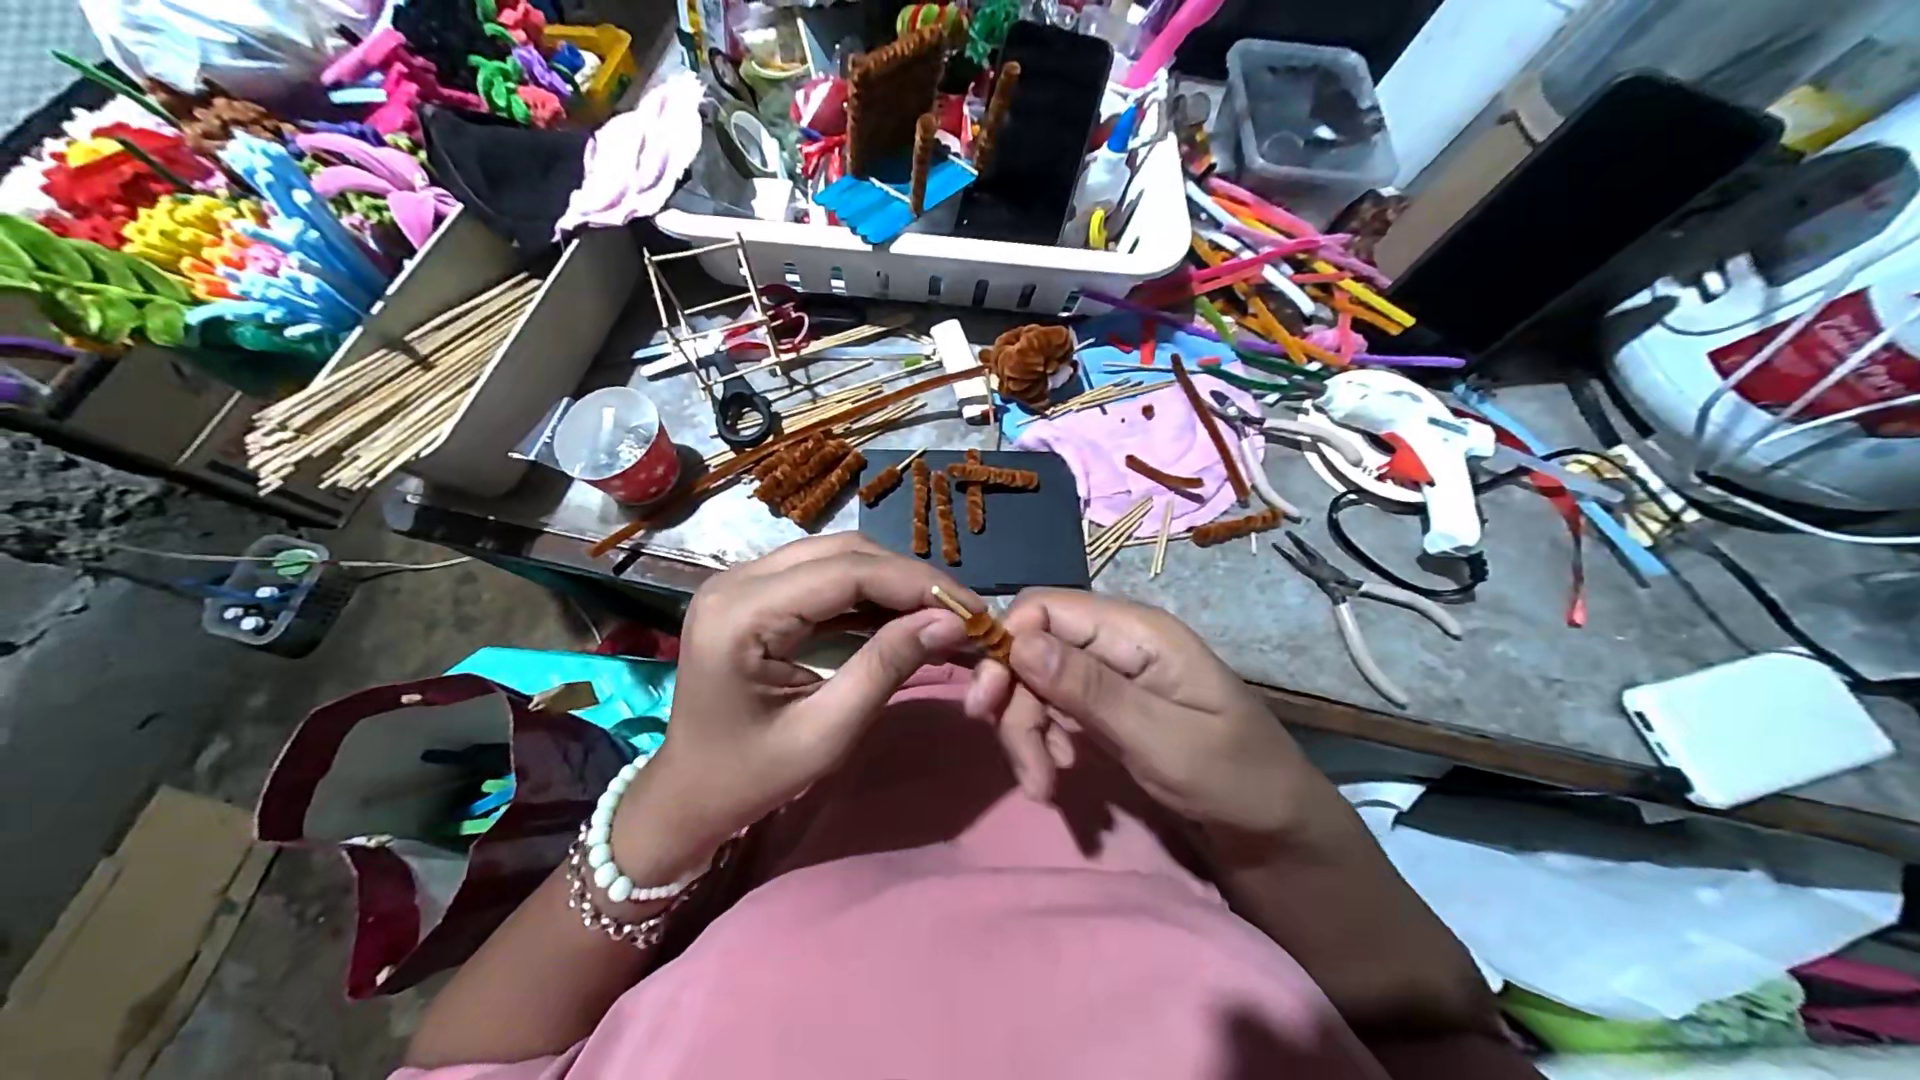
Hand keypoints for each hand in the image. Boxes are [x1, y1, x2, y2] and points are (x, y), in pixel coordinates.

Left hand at [610, 535, 976, 886]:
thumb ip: (887, 667)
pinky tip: (901, 614)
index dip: (916, 583)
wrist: (688, 794)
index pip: (846, 571)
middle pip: (843, 552)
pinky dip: (868, 591)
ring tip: (939, 612)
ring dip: (892, 580)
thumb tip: (951, 622)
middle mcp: (735, 580)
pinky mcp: (754, 592)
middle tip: (961, 612)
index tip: (971, 608)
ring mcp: (741, 581)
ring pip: (837, 555)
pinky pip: (822, 574)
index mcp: (740, 614)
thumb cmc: (751, 776)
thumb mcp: (827, 732)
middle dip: (909, 579)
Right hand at [965, 589, 1333, 841]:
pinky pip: (1051, 709)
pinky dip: (1042, 742)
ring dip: (1025, 732)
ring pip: (1035, 682)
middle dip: (1015, 703)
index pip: (1045, 608)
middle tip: (1024, 767)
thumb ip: (1089, 689)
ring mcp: (1108, 676)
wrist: (1274, 832)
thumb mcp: (1162, 739)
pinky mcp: (1103, 708)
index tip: (988, 704)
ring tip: (1042, 786)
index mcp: (1136, 631)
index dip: (1005, 644)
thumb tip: (1018, 641)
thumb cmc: (1234, 780)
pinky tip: (1055, 775)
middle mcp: (1116, 643)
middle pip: (1032, 648)